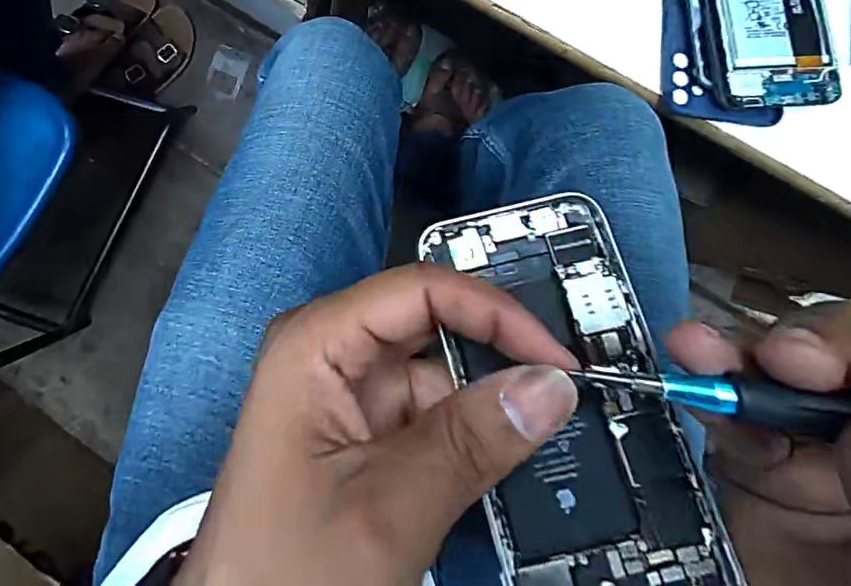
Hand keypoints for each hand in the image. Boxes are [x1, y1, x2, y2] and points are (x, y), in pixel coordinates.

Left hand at [177, 264, 581, 585]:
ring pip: (437, 368)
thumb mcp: (385, 508)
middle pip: (430, 322)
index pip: (418, 291)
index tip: (554, 354)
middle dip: (496, 349)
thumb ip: (469, 442)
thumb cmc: (285, 572)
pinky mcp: (364, 427)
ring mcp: (348, 389)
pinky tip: (508, 449)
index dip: (490, 310)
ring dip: (489, 395)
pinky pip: (431, 408)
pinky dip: (472, 428)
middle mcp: (331, 349)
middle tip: (564, 384)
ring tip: (549, 421)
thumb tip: (549, 387)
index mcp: (316, 341)